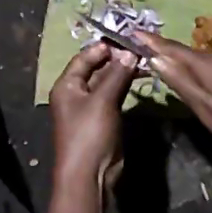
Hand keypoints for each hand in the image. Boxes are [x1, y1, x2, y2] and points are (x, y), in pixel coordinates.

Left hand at [48, 42, 140, 189]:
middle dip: (116, 59)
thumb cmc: (89, 132)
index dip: (103, 48)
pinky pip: (113, 97)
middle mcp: (75, 93)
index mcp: (66, 85)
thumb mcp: (103, 100)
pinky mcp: (102, 119)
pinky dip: (124, 88)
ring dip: (122, 73)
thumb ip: (116, 75)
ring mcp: (89, 107)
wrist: (89, 172)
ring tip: (145, 62)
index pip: (84, 58)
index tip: (126, 40)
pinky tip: (140, 80)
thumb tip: (130, 53)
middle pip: (95, 69)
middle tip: (141, 50)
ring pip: (106, 83)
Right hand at [130, 31, 211, 155]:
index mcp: (207, 65)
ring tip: (173, 69)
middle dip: (166, 52)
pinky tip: (207, 81)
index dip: (151, 41)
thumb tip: (156, 59)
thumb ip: (180, 82)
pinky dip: (205, 68)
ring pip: (204, 59)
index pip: (171, 49)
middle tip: (146, 53)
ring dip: (186, 61)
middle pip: (187, 52)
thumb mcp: (205, 108)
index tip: (132, 32)